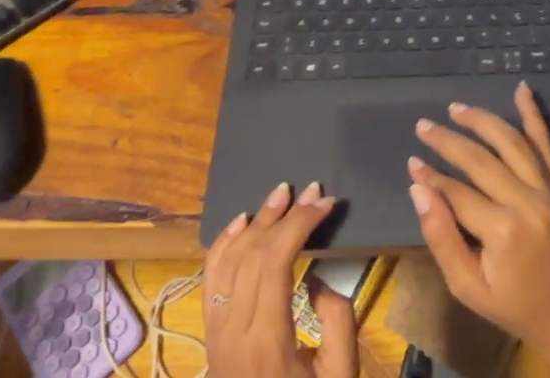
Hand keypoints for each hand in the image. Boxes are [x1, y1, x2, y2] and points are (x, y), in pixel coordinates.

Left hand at [203, 182, 357, 377]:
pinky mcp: (210, 336)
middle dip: (282, 216)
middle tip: (309, 191)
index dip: (299, 224)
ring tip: (280, 196)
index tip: (326, 203)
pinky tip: (241, 222)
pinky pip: (210, 279)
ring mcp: (215, 334)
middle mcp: (232, 333)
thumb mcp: (340, 376)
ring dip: (254, 222)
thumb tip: (319, 276)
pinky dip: (223, 244)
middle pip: (251, 254)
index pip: (275, 262)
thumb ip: (338, 322)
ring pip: (227, 261)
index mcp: (267, 342)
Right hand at [408, 82, 549, 376]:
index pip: (457, 191)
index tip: (412, 162)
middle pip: (481, 159)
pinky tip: (522, 90)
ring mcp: (549, 190)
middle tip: (423, 126)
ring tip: (456, 109)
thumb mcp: (469, 287)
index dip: (431, 176)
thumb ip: (441, 237)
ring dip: (482, 120)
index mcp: (502, 229)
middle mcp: (527, 200)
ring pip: (512, 142)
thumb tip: (418, 191)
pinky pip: (547, 144)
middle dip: (448, 140)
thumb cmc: (517, 308)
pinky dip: (534, 115)